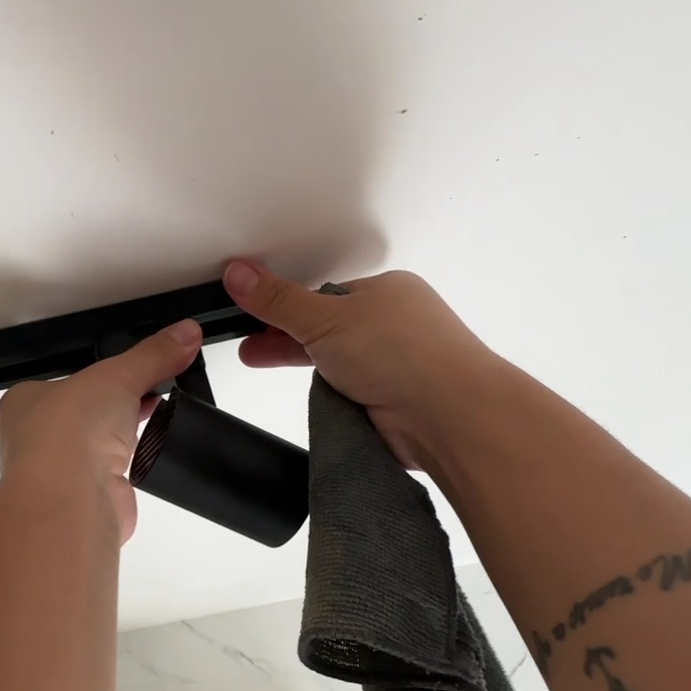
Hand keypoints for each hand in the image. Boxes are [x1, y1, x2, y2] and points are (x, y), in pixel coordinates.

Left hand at [0, 320, 201, 541]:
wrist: (69, 497)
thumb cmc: (67, 431)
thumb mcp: (118, 374)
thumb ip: (153, 355)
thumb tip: (185, 333)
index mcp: (23, 402)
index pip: (62, 384)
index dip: (97, 378)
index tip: (128, 374)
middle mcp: (32, 441)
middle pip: (81, 418)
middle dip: (112, 411)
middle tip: (143, 397)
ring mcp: (56, 474)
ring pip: (94, 451)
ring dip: (119, 441)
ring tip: (145, 425)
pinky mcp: (80, 501)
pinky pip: (109, 479)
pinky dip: (126, 470)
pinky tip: (140, 460)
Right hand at [223, 260, 505, 469]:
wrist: (448, 415)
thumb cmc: (408, 354)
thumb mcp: (324, 318)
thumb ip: (278, 301)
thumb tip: (241, 275)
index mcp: (386, 292)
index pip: (323, 295)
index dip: (285, 307)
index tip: (252, 317)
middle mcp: (394, 327)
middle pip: (326, 331)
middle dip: (287, 341)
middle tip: (252, 349)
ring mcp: (395, 366)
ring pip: (338, 365)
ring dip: (311, 371)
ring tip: (275, 376)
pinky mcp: (392, 402)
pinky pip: (349, 395)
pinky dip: (331, 397)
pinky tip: (317, 400)